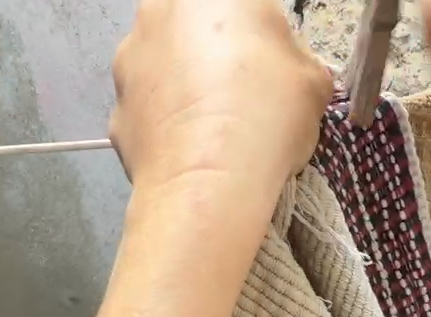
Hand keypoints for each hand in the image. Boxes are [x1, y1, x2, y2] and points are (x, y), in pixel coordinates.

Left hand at [111, 0, 332, 207]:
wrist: (209, 184)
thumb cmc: (267, 117)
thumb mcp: (313, 84)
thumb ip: (299, 64)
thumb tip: (289, 72)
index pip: (245, 7)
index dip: (260, 38)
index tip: (270, 68)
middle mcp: (161, 9)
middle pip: (193, 26)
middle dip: (213, 54)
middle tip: (239, 98)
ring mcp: (130, 61)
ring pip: (162, 67)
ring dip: (182, 89)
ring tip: (210, 133)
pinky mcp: (117, 112)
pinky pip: (147, 113)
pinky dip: (164, 130)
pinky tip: (187, 156)